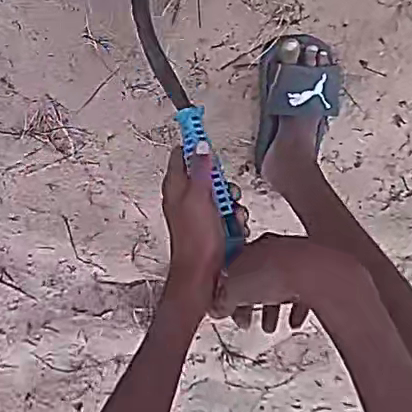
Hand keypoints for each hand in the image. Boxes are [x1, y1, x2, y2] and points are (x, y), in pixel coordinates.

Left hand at [161, 142, 224, 309]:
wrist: (202, 276)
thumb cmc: (195, 240)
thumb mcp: (199, 197)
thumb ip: (200, 169)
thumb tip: (200, 144)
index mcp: (175, 185)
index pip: (181, 154)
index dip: (194, 144)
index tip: (205, 135)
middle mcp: (185, 196)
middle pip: (207, 174)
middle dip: (222, 182)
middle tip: (226, 192)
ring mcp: (199, 212)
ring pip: (221, 194)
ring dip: (232, 204)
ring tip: (232, 216)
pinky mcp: (212, 226)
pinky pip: (227, 214)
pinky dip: (234, 220)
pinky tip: (235, 229)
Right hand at [212, 233, 359, 331]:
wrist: (311, 270)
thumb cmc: (272, 273)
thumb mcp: (233, 291)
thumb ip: (221, 300)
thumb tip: (214, 307)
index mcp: (247, 248)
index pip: (230, 269)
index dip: (225, 292)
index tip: (226, 308)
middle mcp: (269, 249)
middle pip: (253, 276)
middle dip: (248, 300)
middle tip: (245, 319)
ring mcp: (292, 259)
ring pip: (276, 284)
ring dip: (270, 306)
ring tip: (269, 326)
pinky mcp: (313, 271)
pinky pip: (301, 290)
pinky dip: (295, 307)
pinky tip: (293, 321)